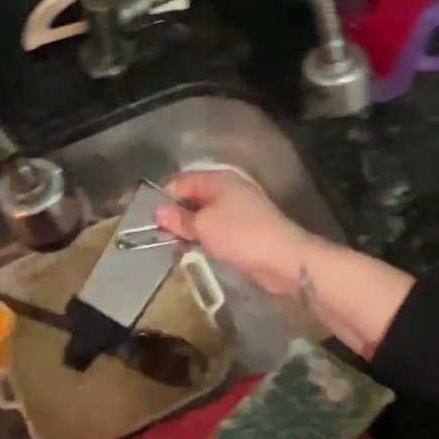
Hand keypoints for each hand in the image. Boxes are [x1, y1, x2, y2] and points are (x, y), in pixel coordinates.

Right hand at [152, 169, 320, 297]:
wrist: (284, 258)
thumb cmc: (240, 235)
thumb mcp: (203, 226)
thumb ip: (179, 219)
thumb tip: (158, 211)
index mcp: (218, 179)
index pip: (181, 181)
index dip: (165, 199)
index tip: (154, 223)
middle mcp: (228, 189)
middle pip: (193, 198)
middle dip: (177, 216)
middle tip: (163, 238)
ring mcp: (239, 209)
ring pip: (205, 215)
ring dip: (191, 230)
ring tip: (178, 248)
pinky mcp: (246, 229)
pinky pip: (218, 229)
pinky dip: (207, 238)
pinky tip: (199, 251)